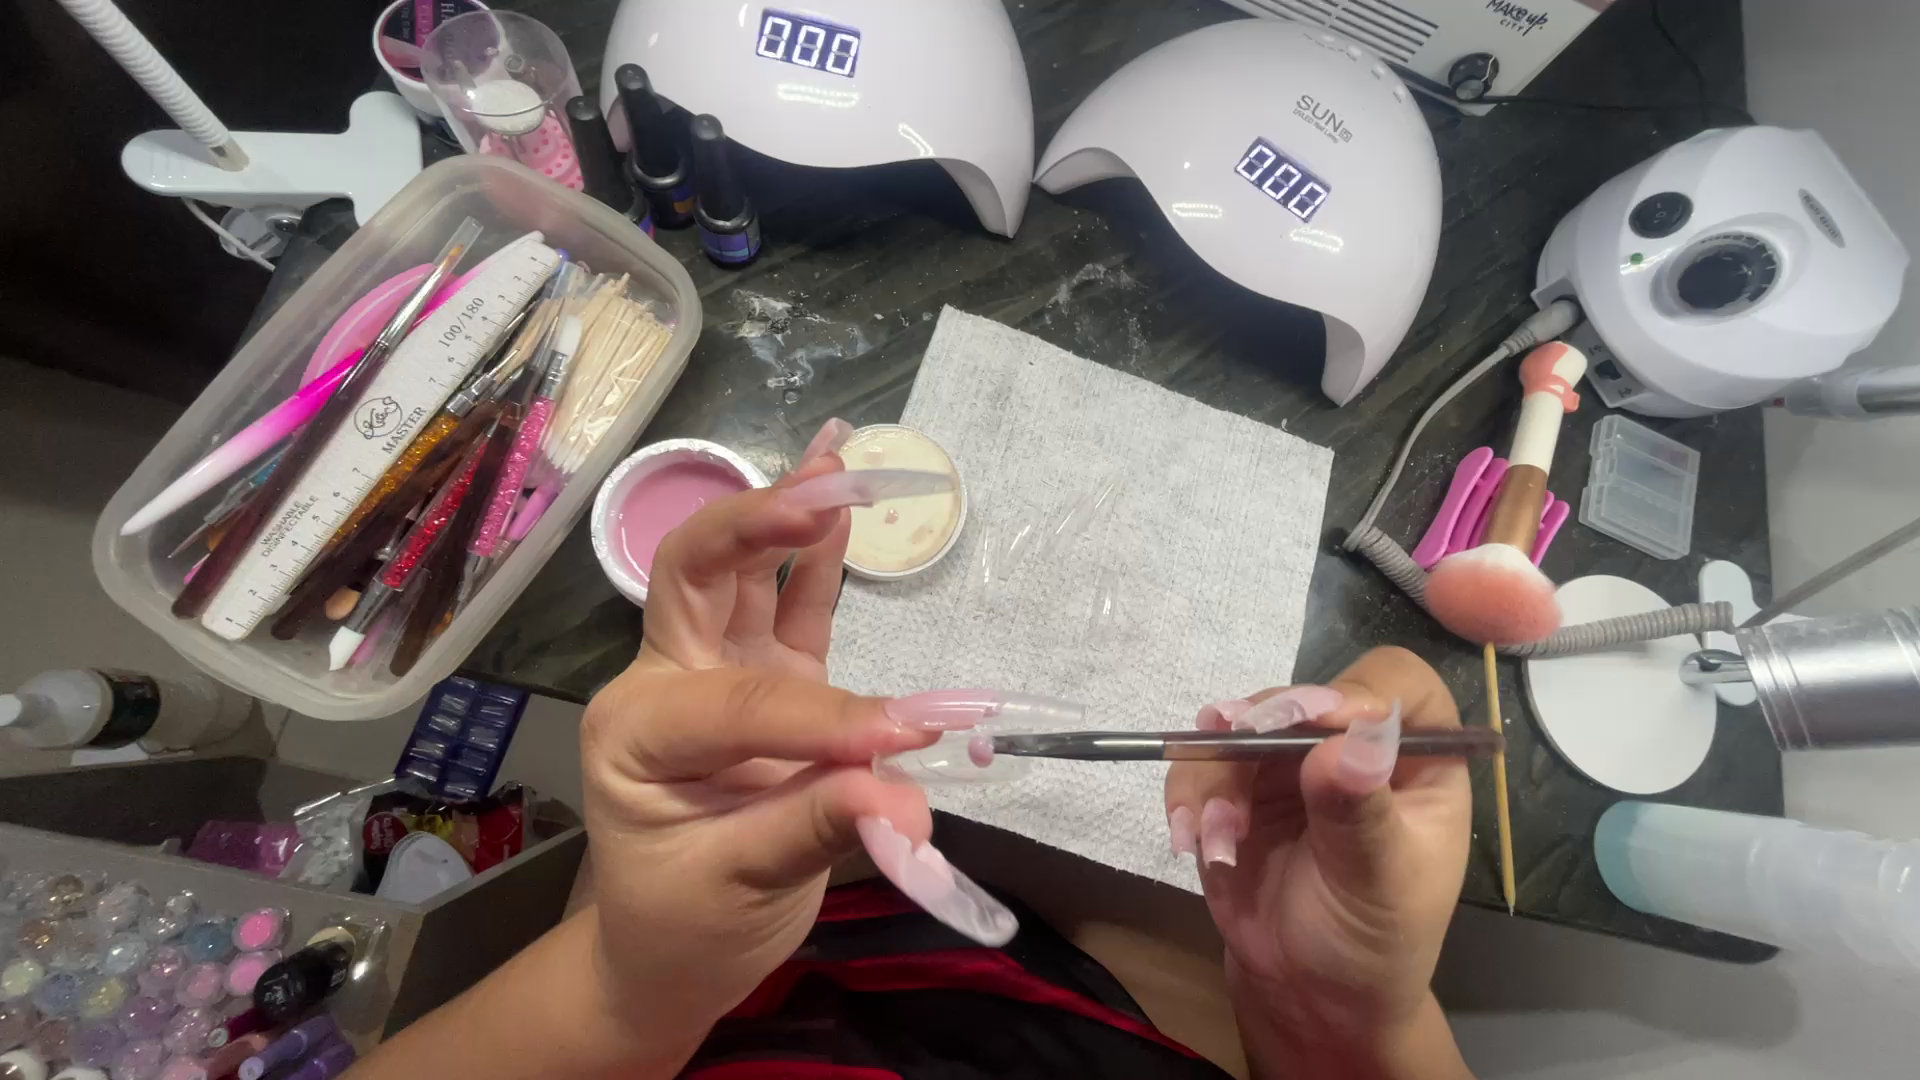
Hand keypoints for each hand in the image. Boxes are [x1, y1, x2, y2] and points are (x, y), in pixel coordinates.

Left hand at [578, 422, 942, 1063]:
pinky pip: (790, 604)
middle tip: (818, 494)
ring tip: (834, 460)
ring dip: (786, 513)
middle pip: (694, 574)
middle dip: (752, 528)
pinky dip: (815, 556)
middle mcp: (668, 680)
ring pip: (737, 570)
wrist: (671, 944)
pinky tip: (839, 508)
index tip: (907, 740)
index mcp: (638, 731)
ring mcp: (717, 670)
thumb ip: (816, 829)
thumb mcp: (737, 892)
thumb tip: (907, 798)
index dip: (827, 719)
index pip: (742, 703)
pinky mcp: (766, 676)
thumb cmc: (684, 924)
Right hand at [1164, 647, 1473, 1079]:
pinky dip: (1187, 796)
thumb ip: (1358, 814)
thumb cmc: (1369, 941)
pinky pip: (1199, 764)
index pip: (1400, 690)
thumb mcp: (1377, 884)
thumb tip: (1345, 745)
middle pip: (1304, 696)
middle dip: (1263, 718)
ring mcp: (1284, 763)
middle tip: (1231, 731)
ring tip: (1215, 833)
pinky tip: (1191, 839)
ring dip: (1216, 771)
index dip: (1359, 691)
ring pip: (1238, 726)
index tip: (1317, 719)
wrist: (1304, 988)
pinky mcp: (1233, 783)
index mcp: (1412, 763)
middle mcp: (1346, 748)